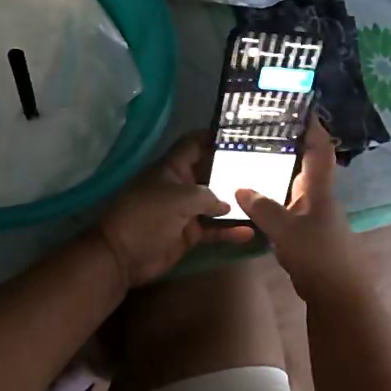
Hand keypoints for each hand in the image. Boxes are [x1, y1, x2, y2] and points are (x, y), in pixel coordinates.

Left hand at [96, 133, 254, 286]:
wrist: (122, 255)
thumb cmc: (146, 216)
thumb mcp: (178, 198)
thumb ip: (207, 195)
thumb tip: (227, 203)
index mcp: (173, 168)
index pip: (194, 143)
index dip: (214, 136)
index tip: (243, 135)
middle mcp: (181, 186)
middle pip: (211, 172)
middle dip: (235, 170)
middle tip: (268, 169)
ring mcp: (185, 211)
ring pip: (217, 203)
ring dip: (237, 203)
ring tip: (266, 201)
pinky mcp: (189, 234)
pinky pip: (214, 229)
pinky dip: (230, 231)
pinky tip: (251, 232)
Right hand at [235, 120, 365, 296]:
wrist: (338, 296)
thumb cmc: (318, 256)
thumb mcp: (286, 230)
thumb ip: (264, 208)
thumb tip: (241, 188)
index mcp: (319, 192)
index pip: (319, 151)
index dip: (313, 129)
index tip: (301, 109)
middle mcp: (318, 200)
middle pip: (304, 167)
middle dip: (287, 150)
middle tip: (260, 135)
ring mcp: (313, 219)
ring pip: (293, 190)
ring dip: (277, 177)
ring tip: (251, 163)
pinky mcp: (306, 236)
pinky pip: (287, 210)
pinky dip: (272, 202)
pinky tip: (253, 203)